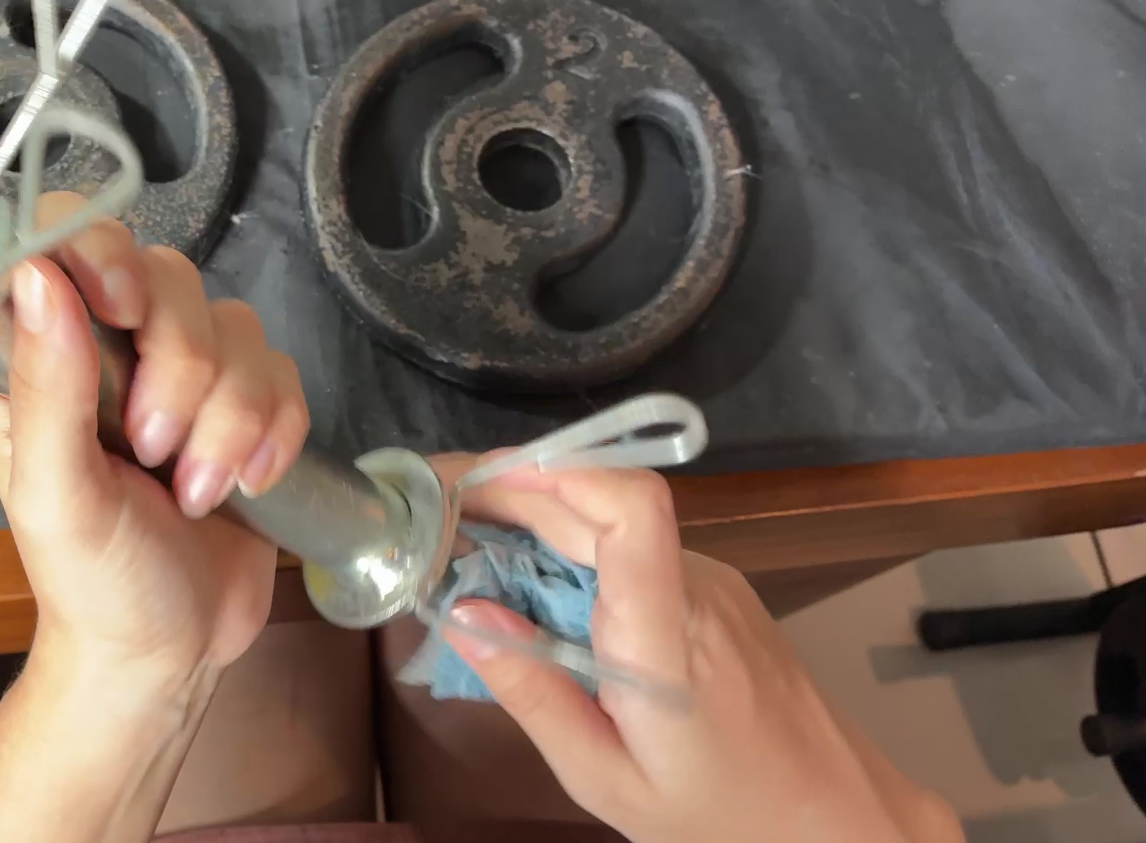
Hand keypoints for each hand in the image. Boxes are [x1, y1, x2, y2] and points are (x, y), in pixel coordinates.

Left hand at [0, 195, 305, 689]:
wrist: (171, 647)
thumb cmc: (93, 580)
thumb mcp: (56, 496)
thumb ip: (45, 387)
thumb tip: (33, 273)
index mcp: (45, 355)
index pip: (64, 239)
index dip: (99, 250)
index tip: (121, 311)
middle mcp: (116, 346)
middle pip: (171, 280)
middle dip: (179, 374)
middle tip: (156, 453)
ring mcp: (187, 370)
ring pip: (237, 328)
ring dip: (227, 420)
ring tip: (198, 492)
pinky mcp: (247, 402)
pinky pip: (282, 372)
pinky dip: (272, 431)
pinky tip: (249, 485)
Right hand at [432, 455, 961, 842]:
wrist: (848, 831)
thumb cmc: (725, 821)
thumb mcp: (608, 781)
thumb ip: (533, 693)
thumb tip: (459, 613)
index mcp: (669, 632)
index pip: (629, 508)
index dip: (553, 471)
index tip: (476, 477)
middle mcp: (693, 584)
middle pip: (594, 498)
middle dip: (505, 487)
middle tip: (432, 503)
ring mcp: (707, 579)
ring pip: (603, 516)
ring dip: (528, 511)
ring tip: (460, 532)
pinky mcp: (708, 586)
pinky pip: (621, 542)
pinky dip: (561, 540)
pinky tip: (524, 570)